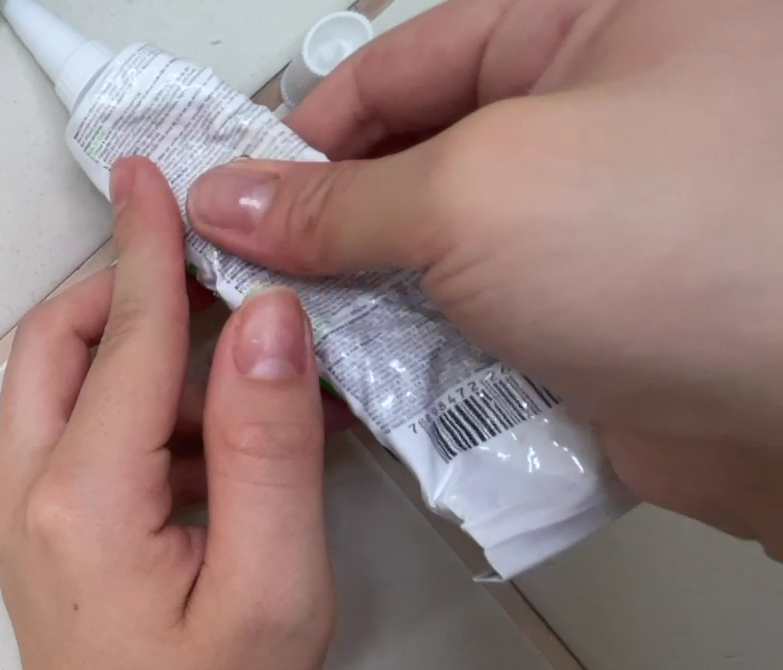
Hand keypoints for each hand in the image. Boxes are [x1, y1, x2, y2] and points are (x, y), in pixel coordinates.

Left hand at [0, 157, 331, 669]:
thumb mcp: (270, 591)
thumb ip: (264, 450)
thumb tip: (262, 322)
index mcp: (81, 497)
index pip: (118, 341)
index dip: (144, 250)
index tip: (153, 172)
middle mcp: (23, 487)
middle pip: (52, 347)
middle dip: (118, 290)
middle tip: (211, 271)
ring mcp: (11, 506)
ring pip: (48, 384)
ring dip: (120, 346)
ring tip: (223, 358)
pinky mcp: (24, 524)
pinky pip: (58, 427)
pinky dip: (116, 398)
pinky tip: (191, 426)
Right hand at [186, 0, 782, 555]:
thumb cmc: (704, 244)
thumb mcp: (477, 192)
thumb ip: (330, 200)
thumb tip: (221, 199)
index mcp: (595, 21)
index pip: (391, 69)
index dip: (292, 141)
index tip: (220, 212)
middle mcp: (582, 113)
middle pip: (388, 166)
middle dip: (309, 235)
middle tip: (237, 289)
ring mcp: (565, 221)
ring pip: (403, 253)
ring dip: (339, 302)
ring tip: (280, 342)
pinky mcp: (556, 309)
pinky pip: (436, 316)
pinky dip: (384, 349)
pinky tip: (339, 379)